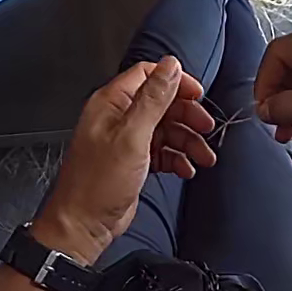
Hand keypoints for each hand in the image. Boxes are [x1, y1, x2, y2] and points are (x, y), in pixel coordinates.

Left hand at [34, 56, 215, 263]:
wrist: (85, 224)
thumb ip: (153, 99)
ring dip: (188, 142)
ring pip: (167, 130)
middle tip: (206, 128)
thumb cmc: (98, 184)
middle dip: (187, 116)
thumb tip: (170, 66)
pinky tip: (186, 170)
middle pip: (163, 104)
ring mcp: (127, 141)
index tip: (198, 95)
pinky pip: (163, 152)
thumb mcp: (132, 136)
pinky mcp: (134, 162)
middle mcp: (119, 118)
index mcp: (112, 104)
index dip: (175, 82)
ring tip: (204, 157)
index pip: (148, 76)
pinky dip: (178, 159)